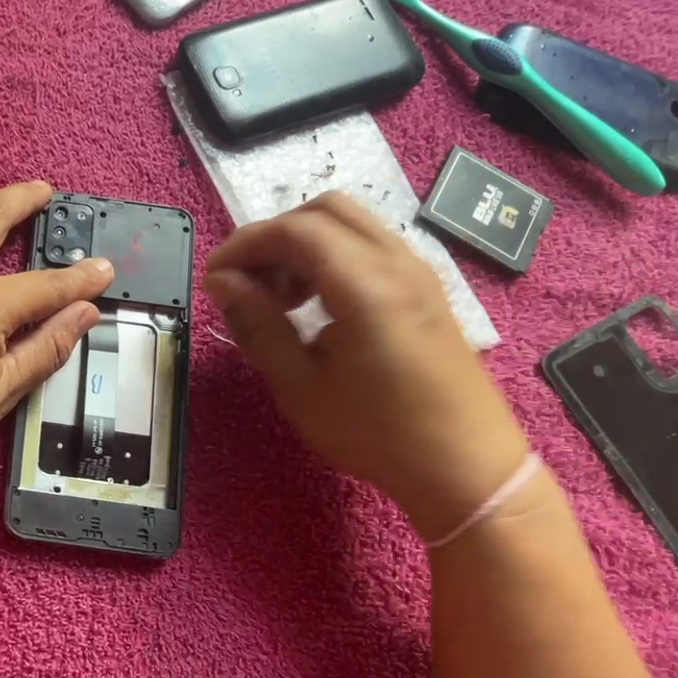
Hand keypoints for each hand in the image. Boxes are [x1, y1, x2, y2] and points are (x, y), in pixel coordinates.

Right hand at [201, 191, 530, 540]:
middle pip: (324, 210)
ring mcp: (418, 272)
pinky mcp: (424, 288)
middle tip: (244, 283)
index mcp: (366, 286)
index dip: (243, 245)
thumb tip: (221, 282)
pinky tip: (313, 305)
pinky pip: (369, 246)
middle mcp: (397, 263)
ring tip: (276, 299)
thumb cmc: (375, 433)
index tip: (213, 280)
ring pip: (349, 223)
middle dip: (272, 237)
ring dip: (301, 245)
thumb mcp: (300, 385)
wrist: (464, 466)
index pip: (294, 230)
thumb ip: (258, 324)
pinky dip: (330, 257)